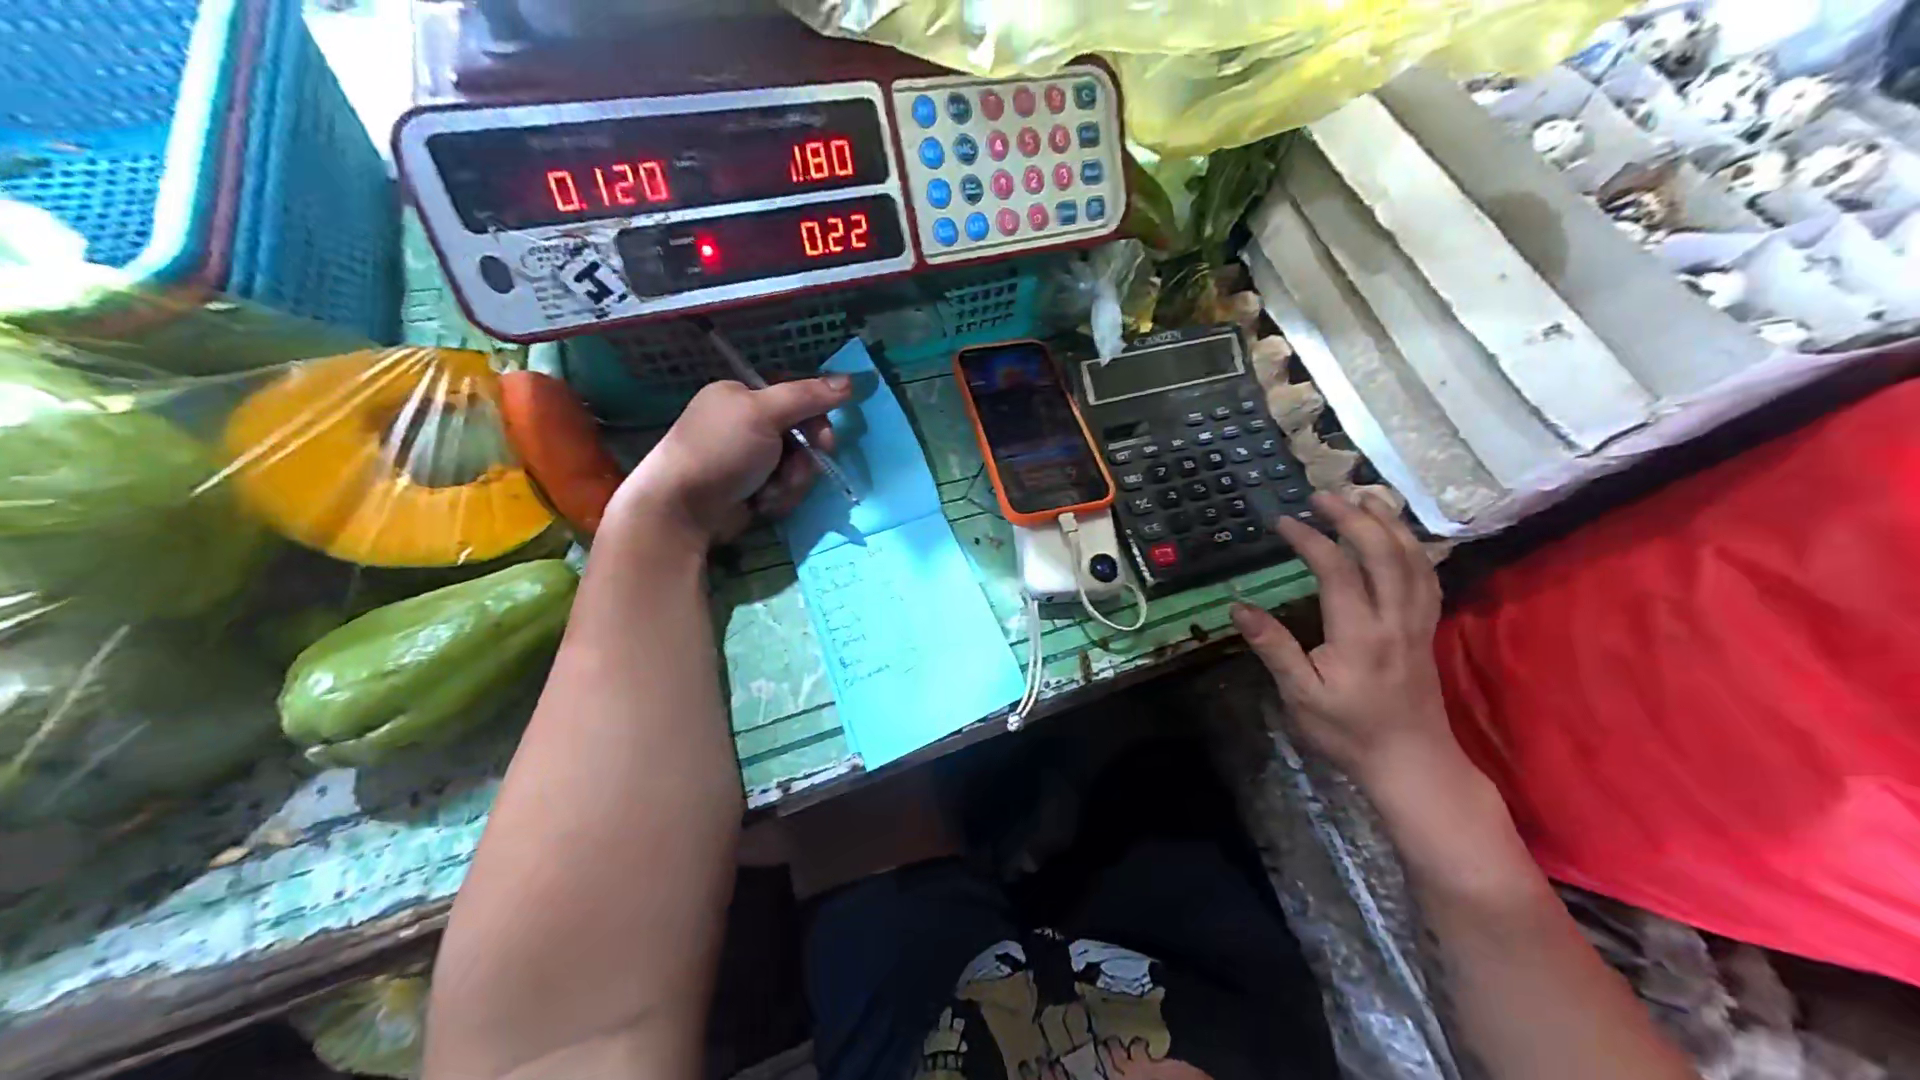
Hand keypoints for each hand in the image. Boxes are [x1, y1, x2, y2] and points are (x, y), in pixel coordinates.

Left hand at [609, 376, 851, 545]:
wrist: (683, 509)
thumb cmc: (720, 450)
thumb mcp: (764, 413)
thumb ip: (807, 396)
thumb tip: (850, 380)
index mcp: (743, 395)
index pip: (796, 395)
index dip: (816, 415)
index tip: (825, 436)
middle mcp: (747, 424)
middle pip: (802, 434)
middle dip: (803, 457)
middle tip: (798, 468)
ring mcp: (750, 459)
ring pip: (797, 466)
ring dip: (791, 481)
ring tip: (770, 492)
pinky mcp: (753, 489)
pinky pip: (785, 488)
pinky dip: (779, 497)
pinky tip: (761, 503)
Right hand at [1230, 493, 1452, 784]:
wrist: (1411, 763)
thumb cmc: (1349, 732)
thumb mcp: (1300, 695)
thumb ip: (1274, 647)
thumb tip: (1239, 606)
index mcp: (1360, 633)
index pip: (1337, 570)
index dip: (1310, 539)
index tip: (1282, 522)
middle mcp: (1395, 619)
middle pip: (1383, 553)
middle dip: (1353, 517)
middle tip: (1323, 496)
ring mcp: (1417, 622)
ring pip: (1413, 560)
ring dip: (1390, 524)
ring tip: (1366, 498)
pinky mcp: (1426, 630)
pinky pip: (1427, 577)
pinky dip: (1414, 548)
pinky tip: (1400, 538)